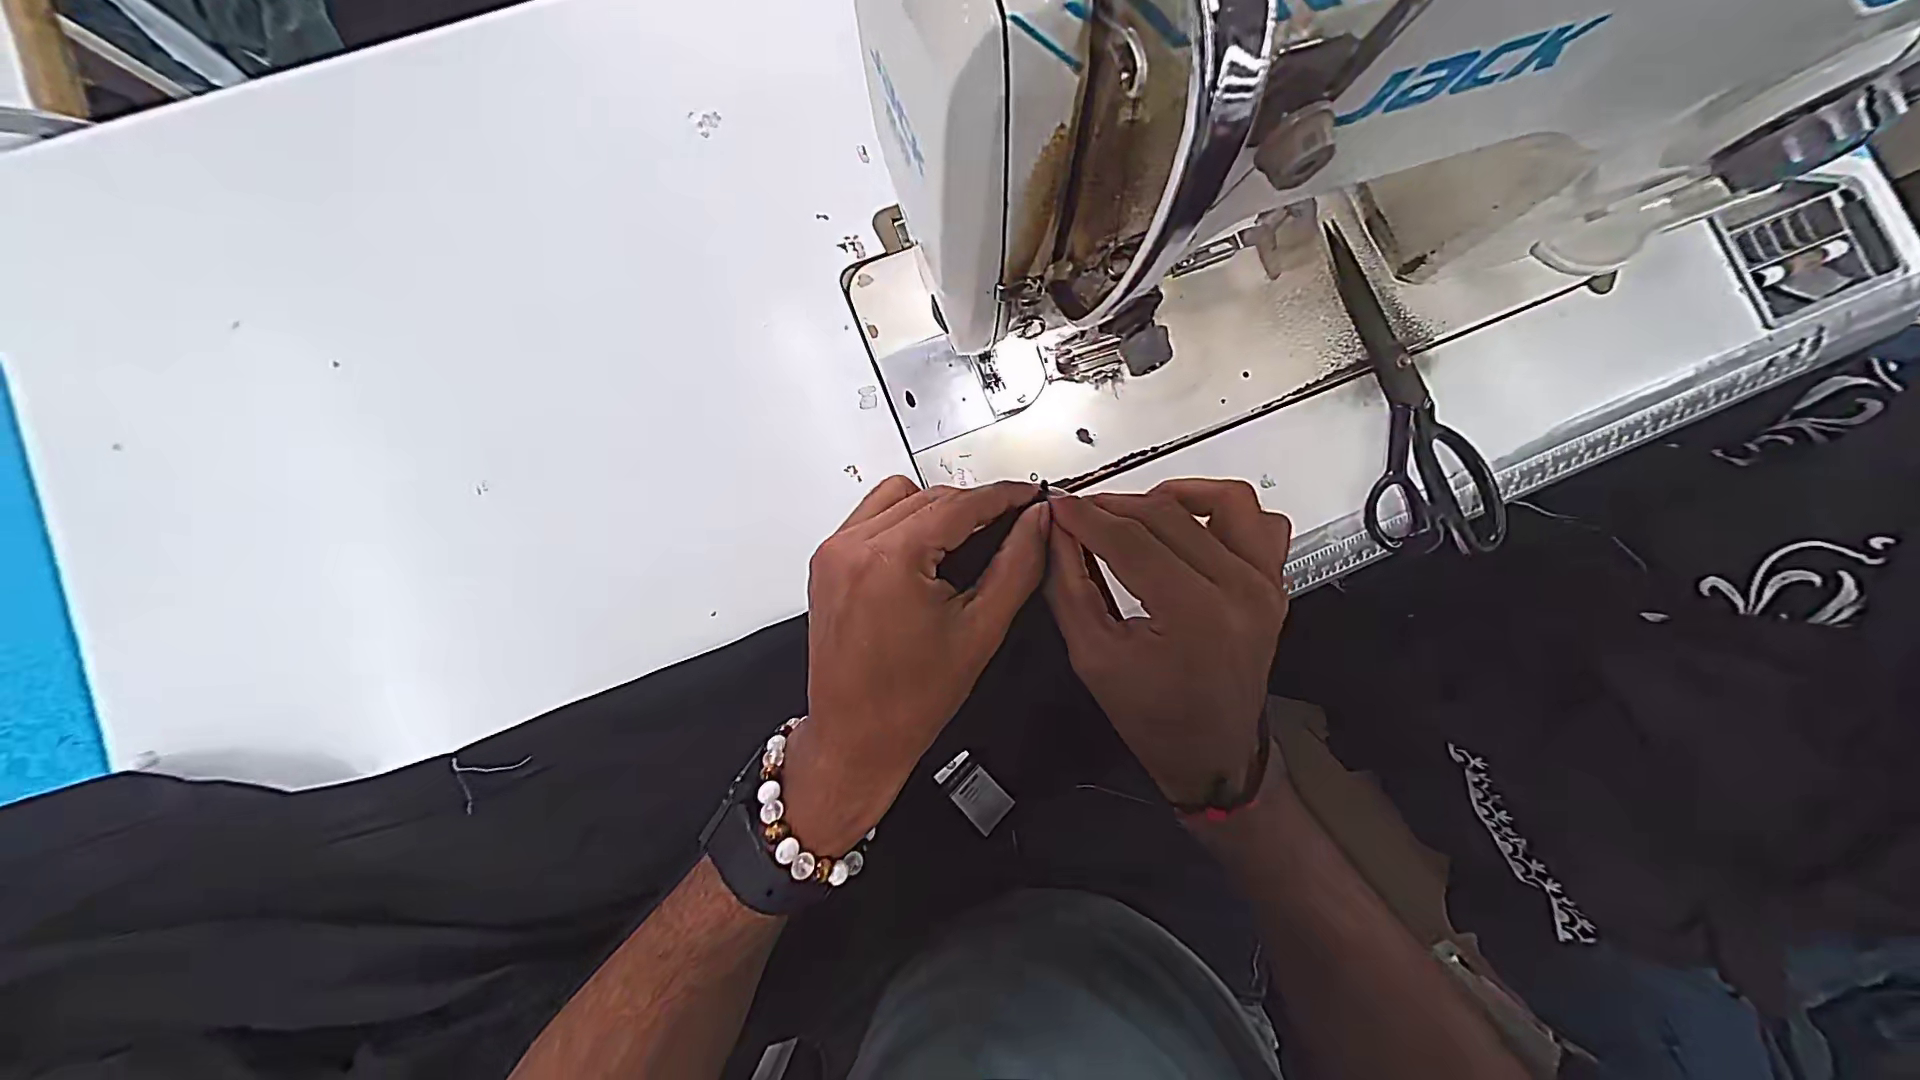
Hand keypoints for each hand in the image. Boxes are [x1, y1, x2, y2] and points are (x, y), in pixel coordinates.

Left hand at [783, 476, 1047, 852]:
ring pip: (898, 496)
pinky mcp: (826, 562)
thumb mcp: (981, 629)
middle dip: (975, 503)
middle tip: (1009, 521)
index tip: (1027, 497)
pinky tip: (926, 548)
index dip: (1004, 496)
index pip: (960, 503)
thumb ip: (1017, 565)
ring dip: (936, 507)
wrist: (857, 736)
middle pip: (930, 494)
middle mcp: (852, 548)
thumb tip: (1034, 524)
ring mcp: (833, 553)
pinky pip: (871, 516)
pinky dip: (904, 520)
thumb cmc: (907, 701)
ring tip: (966, 538)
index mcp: (889, 561)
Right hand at [1044, 479, 1291, 807]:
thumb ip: (1068, 585)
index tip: (1061, 508)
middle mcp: (1238, 593)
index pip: (1128, 538)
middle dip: (1111, 506)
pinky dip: (1222, 509)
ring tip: (1135, 510)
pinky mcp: (1272, 584)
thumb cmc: (1159, 720)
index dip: (1084, 517)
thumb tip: (1057, 534)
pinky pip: (1259, 521)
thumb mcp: (1092, 655)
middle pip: (1165, 514)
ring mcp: (1263, 586)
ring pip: (1220, 501)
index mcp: (1194, 615)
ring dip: (1169, 495)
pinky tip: (1192, 521)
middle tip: (1082, 513)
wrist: (1209, 752)